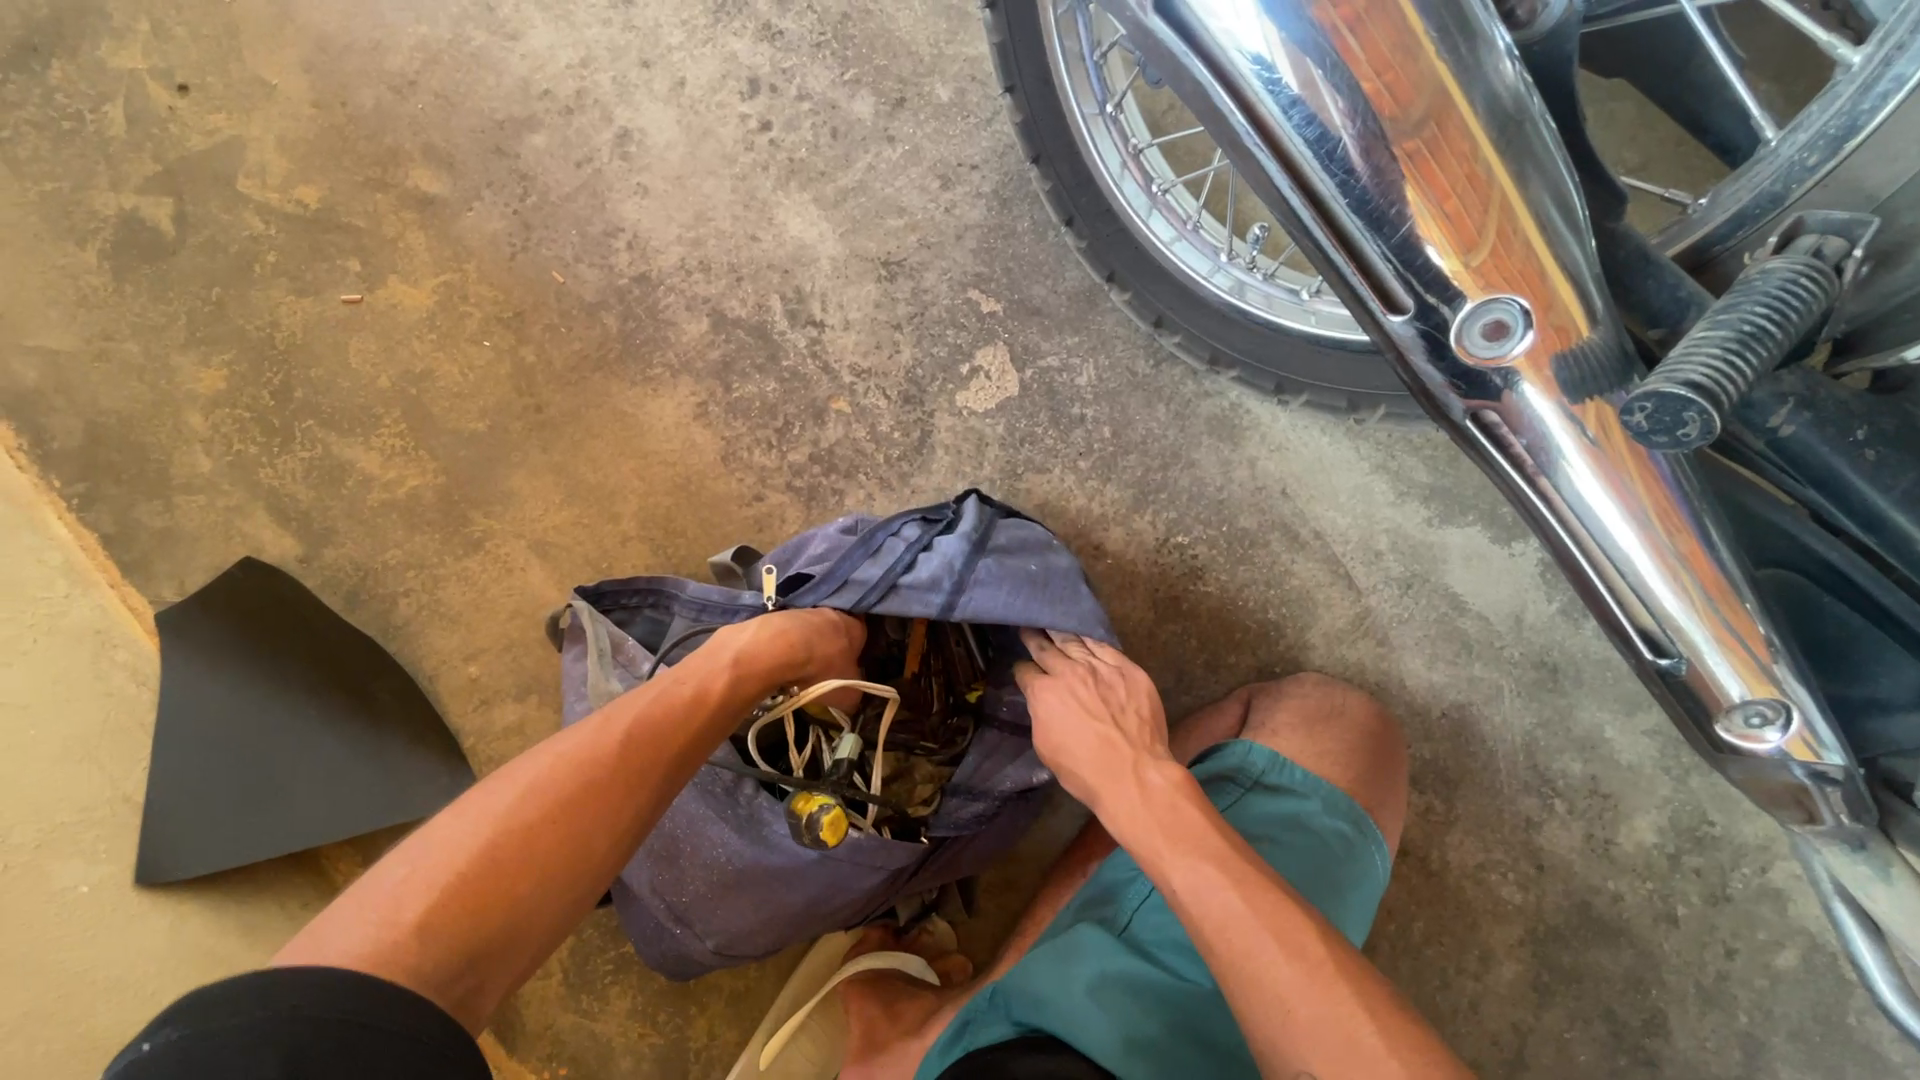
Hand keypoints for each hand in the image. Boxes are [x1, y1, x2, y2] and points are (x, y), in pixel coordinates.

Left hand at [709, 607, 867, 696]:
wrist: (778, 649)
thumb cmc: (822, 670)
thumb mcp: (847, 695)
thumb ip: (855, 695)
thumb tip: (852, 699)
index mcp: (856, 628)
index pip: (863, 638)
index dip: (855, 656)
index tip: (846, 672)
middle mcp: (835, 613)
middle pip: (836, 633)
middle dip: (829, 651)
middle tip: (822, 674)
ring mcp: (807, 611)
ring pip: (812, 632)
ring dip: (807, 648)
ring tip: (798, 671)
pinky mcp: (781, 614)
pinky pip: (790, 632)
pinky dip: (788, 645)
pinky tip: (781, 661)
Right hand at [1015, 628, 1176, 819]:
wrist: (1133, 772)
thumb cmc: (1083, 770)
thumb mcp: (1045, 746)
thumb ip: (1040, 715)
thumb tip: (1041, 702)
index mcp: (1044, 693)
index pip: (1026, 672)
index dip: (1022, 671)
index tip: (1023, 670)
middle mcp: (1068, 672)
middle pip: (1046, 649)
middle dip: (1035, 639)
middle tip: (1028, 629)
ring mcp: (1100, 667)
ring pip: (1075, 642)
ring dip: (1060, 633)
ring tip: (1053, 626)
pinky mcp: (1126, 669)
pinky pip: (1104, 648)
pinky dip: (1091, 641)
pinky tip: (1085, 637)